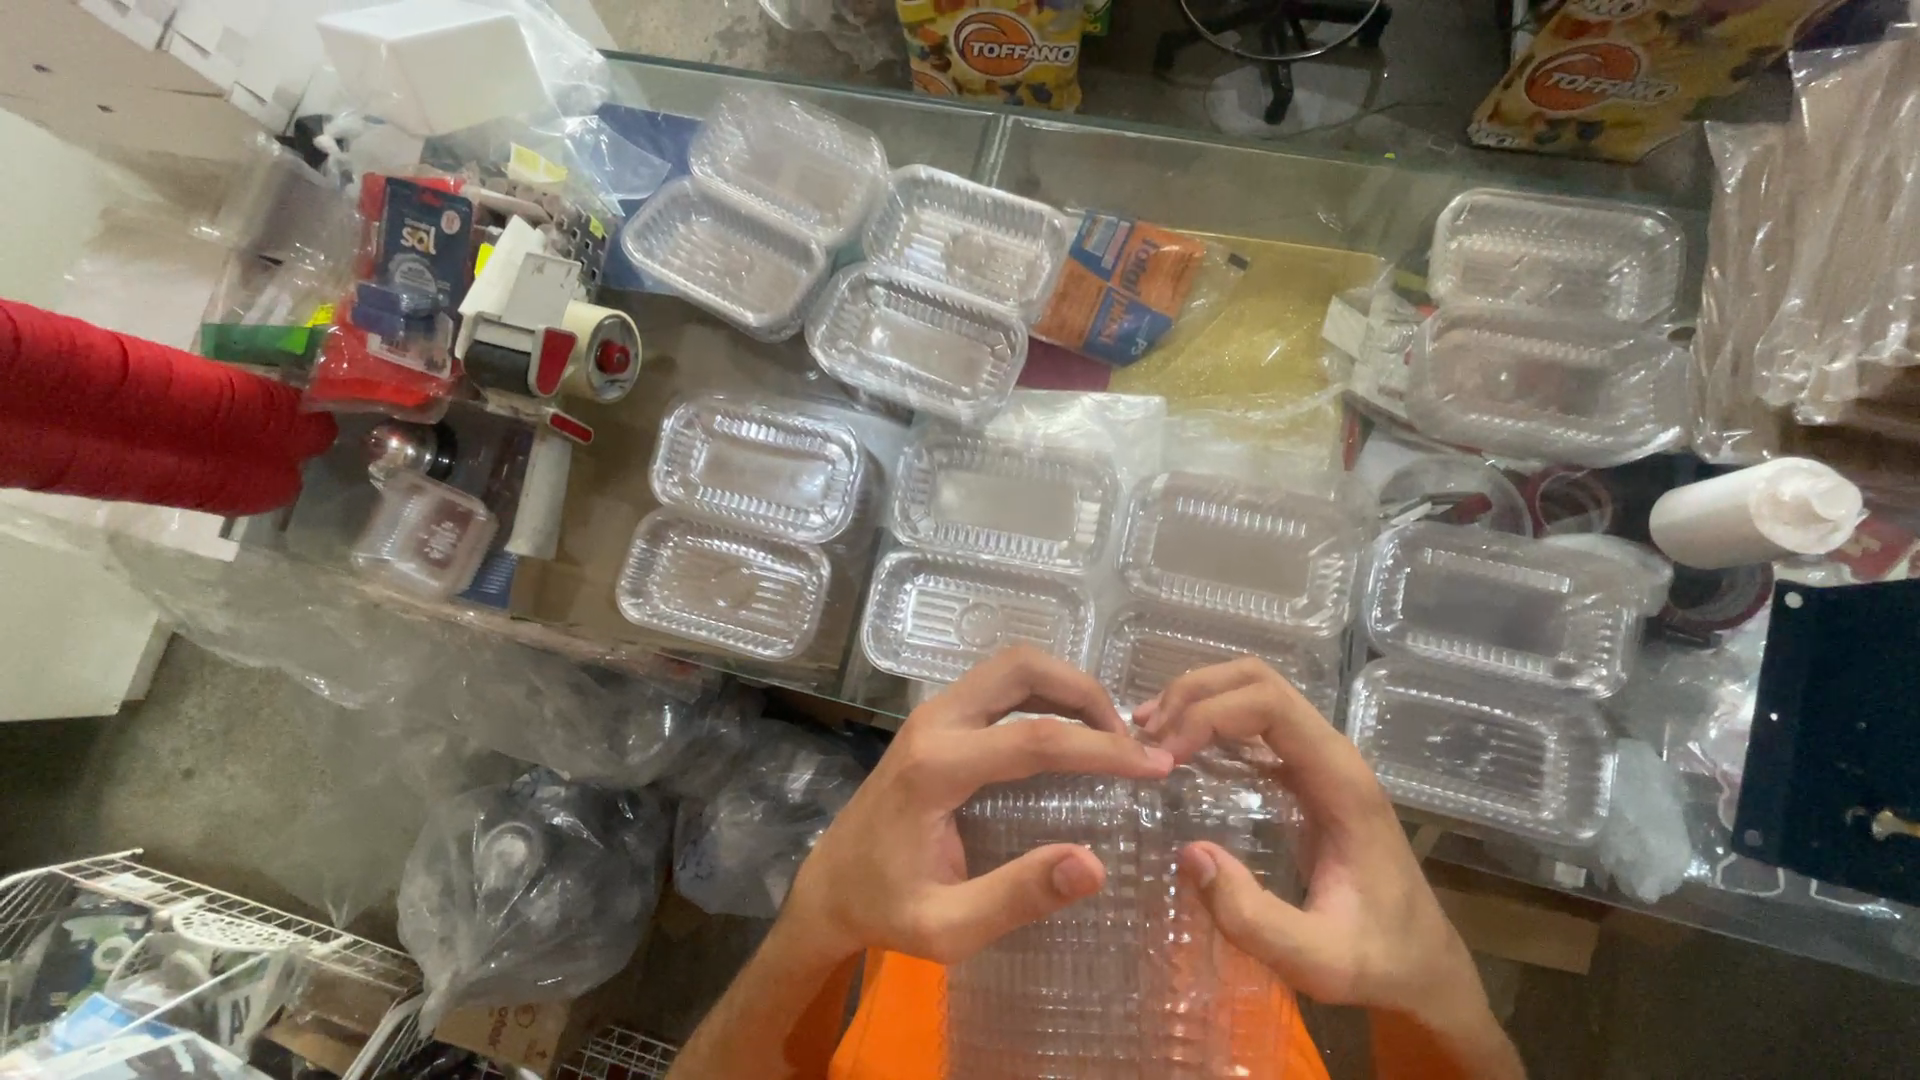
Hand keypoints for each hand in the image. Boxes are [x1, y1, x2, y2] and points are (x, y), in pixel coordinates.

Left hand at [781, 647, 1174, 964]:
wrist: (829, 885)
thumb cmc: (885, 908)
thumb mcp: (947, 928)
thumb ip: (1016, 898)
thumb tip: (1093, 864)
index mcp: (935, 768)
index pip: (1033, 738)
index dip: (1102, 748)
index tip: (1154, 766)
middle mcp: (934, 722)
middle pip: (1021, 668)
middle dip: (1085, 691)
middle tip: (1126, 739)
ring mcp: (933, 713)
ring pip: (1011, 666)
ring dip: (1065, 686)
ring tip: (1107, 734)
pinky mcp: (937, 718)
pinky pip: (999, 684)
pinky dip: (1044, 693)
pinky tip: (1069, 730)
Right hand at [1135, 659, 1490, 1029]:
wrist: (1425, 968)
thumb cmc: (1378, 961)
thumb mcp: (1318, 960)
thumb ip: (1254, 918)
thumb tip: (1190, 852)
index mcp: (1341, 781)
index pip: (1269, 705)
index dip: (1208, 715)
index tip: (1164, 756)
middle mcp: (1331, 754)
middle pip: (1257, 681)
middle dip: (1195, 694)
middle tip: (1147, 735)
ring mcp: (1317, 758)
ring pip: (1252, 690)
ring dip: (1197, 700)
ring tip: (1149, 734)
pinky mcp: (1301, 772)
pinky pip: (1250, 720)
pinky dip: (1206, 718)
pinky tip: (1174, 747)